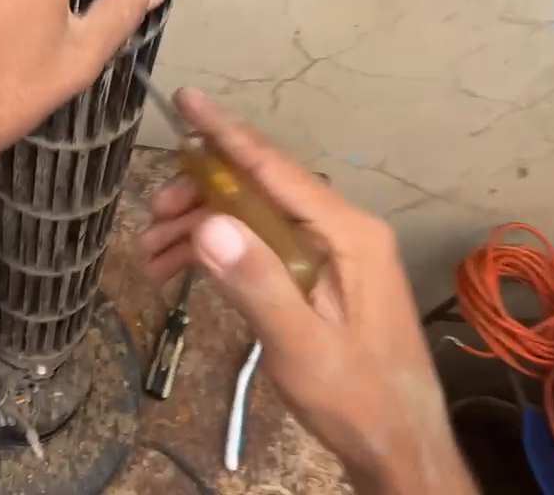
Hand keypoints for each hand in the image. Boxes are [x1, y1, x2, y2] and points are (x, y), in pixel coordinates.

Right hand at [139, 90, 476, 494]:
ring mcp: (326, 249)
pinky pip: (256, 243)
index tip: (185, 99)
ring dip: (199, 228)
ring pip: (248, 215)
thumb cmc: (359, 402)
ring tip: (152, 255)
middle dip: (198, 196)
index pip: (274, 166)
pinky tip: (177, 269)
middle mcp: (338, 228)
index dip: (224, 132)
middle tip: (153, 217)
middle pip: (254, 188)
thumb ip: (258, 284)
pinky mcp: (314, 271)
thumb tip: (207, 223)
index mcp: (346, 231)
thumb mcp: (303, 347)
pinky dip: (217, 252)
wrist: (401, 455)